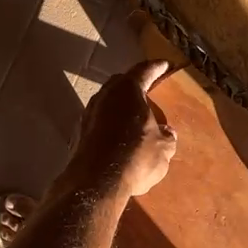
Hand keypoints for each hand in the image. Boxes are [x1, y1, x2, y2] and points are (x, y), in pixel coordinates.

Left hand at [66, 60, 178, 197]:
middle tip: (148, 89)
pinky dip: (111, 123)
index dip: (156, 67)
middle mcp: (105, 95)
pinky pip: (100, 120)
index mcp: (128, 90)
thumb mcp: (164, 149)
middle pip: (121, 83)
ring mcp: (89, 114)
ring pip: (108, 102)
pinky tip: (120, 136)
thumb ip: (167, 137)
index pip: (144, 71)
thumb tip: (167, 133)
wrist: (97, 183)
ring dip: (121, 106)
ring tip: (135, 115)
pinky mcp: (80, 133)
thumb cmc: (136, 157)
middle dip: (135, 84)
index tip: (164, 64)